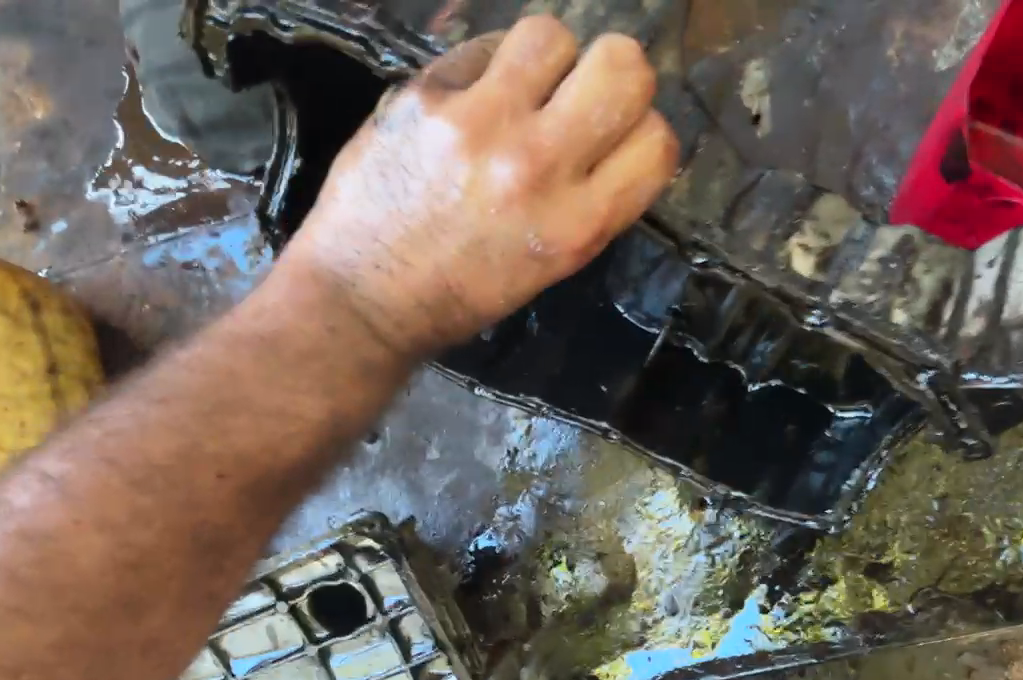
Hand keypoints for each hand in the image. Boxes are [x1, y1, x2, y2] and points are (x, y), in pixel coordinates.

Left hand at [276, 15, 679, 355]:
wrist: (364, 301)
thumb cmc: (460, 298)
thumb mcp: (548, 270)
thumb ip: (590, 206)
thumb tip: (614, 141)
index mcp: (576, 227)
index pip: (658, 143)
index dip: (644, 135)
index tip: (618, 144)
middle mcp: (538, 167)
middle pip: (624, 67)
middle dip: (612, 78)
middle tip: (580, 102)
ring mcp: (479, 124)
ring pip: (554, 35)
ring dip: (548, 62)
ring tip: (522, 95)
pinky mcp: (426, 95)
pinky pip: (483, 48)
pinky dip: (486, 70)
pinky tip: (469, 105)